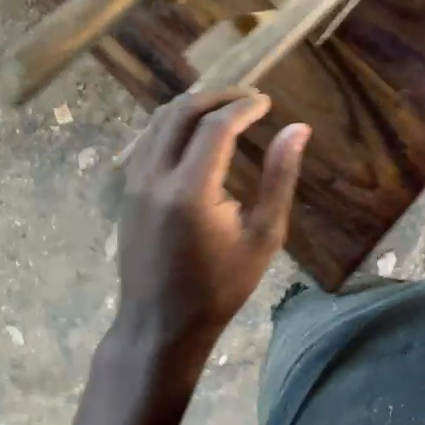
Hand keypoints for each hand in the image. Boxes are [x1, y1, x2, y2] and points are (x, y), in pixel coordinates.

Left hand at [116, 89, 310, 347]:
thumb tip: (297, 129)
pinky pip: (147, 138)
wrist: (159, 328)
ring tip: (226, 109)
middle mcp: (156, 178)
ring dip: (194, 105)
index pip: (216, 126)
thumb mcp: (263, 237)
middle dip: (219, 97)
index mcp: (191, 192)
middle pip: (183, 111)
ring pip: (160, 120)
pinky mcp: (127, 190)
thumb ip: (279, 178)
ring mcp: (135, 183)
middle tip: (249, 100)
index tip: (267, 103)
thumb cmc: (219, 287)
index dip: (244, 107)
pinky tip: (195, 132)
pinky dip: (173, 122)